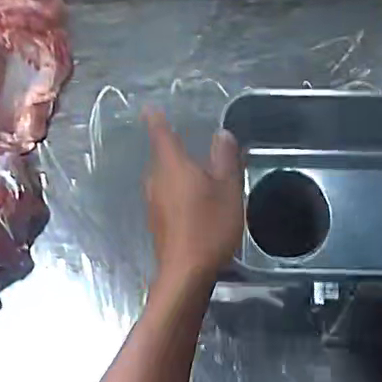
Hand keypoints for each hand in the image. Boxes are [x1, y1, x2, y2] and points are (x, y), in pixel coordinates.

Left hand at [144, 108, 244, 283]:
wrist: (186, 272)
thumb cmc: (209, 227)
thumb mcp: (228, 191)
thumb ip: (225, 160)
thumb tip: (222, 134)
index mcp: (172, 165)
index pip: (161, 132)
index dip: (157, 118)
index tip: (153, 109)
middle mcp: (156, 179)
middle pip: (165, 158)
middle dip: (180, 155)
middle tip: (203, 157)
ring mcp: (153, 202)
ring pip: (167, 181)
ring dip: (182, 180)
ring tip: (205, 186)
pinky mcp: (158, 223)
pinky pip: (169, 200)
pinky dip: (181, 199)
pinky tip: (198, 211)